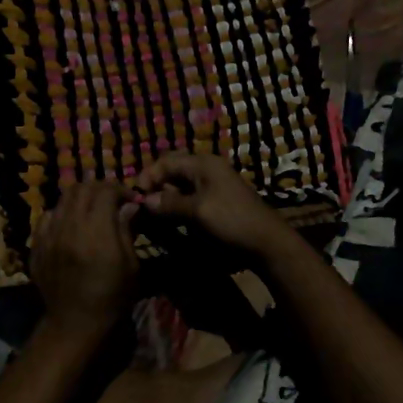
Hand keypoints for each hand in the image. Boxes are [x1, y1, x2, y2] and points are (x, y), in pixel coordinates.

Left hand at [32, 182, 138, 338]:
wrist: (75, 323)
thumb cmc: (112, 297)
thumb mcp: (131, 265)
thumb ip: (126, 230)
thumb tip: (129, 204)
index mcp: (96, 232)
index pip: (105, 191)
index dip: (121, 189)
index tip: (132, 199)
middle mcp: (69, 228)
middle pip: (81, 188)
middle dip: (100, 188)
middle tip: (113, 199)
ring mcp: (49, 236)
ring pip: (62, 199)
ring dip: (81, 197)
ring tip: (92, 208)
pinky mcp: (36, 245)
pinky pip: (47, 217)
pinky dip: (62, 213)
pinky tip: (71, 224)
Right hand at [133, 152, 290, 255]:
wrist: (266, 241)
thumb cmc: (231, 220)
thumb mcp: (197, 211)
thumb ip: (170, 204)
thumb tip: (144, 201)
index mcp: (203, 163)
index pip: (166, 161)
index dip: (147, 176)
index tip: (135, 198)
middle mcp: (207, 168)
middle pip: (173, 169)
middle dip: (155, 185)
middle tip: (142, 206)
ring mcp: (213, 184)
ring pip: (180, 184)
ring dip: (165, 196)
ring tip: (152, 214)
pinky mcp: (217, 200)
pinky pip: (190, 196)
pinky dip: (178, 204)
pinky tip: (170, 218)